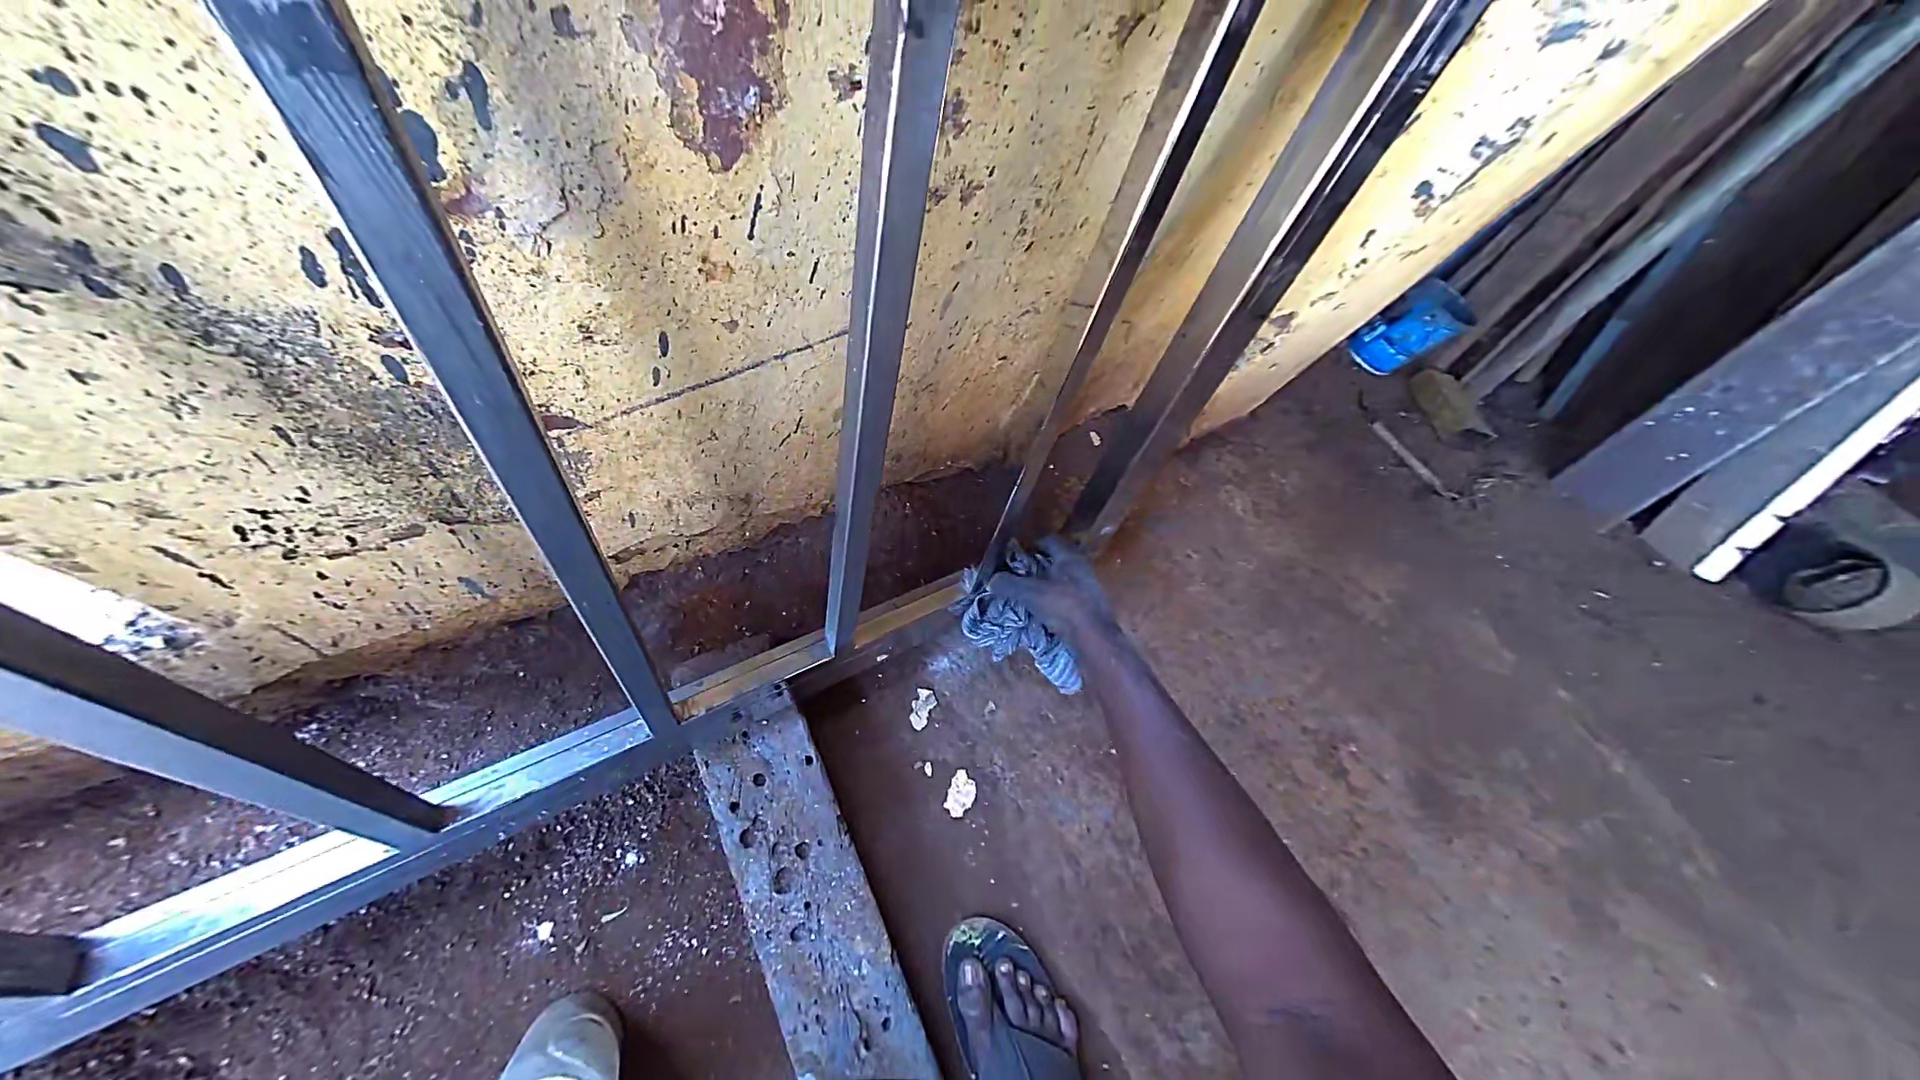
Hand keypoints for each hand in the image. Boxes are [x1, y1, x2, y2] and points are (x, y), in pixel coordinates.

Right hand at [983, 536, 1119, 645]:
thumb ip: (1009, 584)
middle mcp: (1082, 568)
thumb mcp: (1029, 593)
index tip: (1018, 554)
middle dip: (1039, 567)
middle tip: (1021, 575)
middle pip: (1057, 561)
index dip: (1032, 545)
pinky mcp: (1091, 608)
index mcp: (1069, 557)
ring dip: (1047, 586)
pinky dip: (1055, 602)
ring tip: (1029, 595)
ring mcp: (1089, 589)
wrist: (1093, 637)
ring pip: (1063, 580)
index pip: (1049, 541)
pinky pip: (1068, 598)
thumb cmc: (1062, 605)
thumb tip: (992, 580)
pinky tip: (1044, 611)